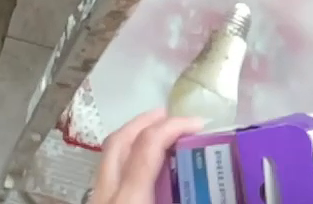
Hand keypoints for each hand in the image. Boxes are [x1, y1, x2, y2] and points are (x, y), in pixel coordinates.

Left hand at [90, 109, 205, 203]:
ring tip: (158, 137)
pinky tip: (143, 174)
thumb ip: (187, 197)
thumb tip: (216, 190)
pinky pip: (107, 176)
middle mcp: (106, 194)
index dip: (174, 126)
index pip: (148, 146)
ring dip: (132, 139)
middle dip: (145, 121)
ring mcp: (96, 200)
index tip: (198, 124)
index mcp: (130, 200)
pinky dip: (125, 163)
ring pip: (109, 157)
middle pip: (119, 141)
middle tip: (170, 116)